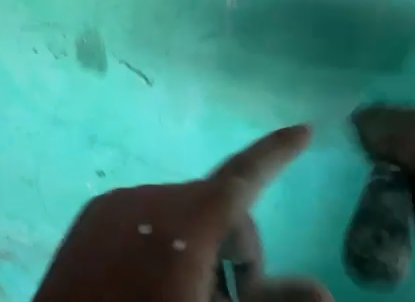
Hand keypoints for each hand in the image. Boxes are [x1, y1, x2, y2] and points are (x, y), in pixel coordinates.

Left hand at [32, 125, 330, 301]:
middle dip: (237, 248)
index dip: (277, 153)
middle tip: (235, 299)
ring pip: (182, 212)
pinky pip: (147, 216)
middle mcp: (150, 199)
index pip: (244, 175)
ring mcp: (115, 207)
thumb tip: (324, 292)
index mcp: (185, 222)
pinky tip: (157, 285)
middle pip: (217, 206)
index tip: (305, 130)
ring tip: (192, 294)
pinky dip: (166, 241)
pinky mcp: (91, 221)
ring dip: (201, 247)